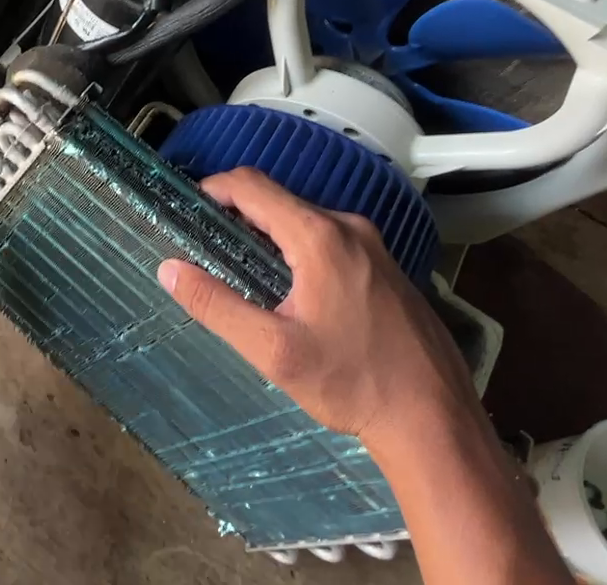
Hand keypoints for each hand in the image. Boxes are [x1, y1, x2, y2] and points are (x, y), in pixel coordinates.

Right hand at [160, 170, 573, 584]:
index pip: (251, 184)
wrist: (438, 422)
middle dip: (236, 215)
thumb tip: (168, 269)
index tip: (187, 213)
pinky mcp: (386, 267)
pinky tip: (289, 291)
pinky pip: (328, 238)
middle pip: (277, 199)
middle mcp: (349, 228)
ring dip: (266, 233)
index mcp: (319, 237)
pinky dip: (296, 248)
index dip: (212, 189)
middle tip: (207, 250)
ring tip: (241, 273)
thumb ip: (216, 305)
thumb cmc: (352, 384)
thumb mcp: (273, 351)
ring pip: (302, 219)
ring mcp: (373, 246)